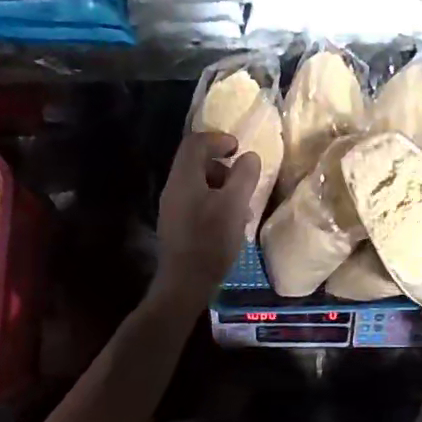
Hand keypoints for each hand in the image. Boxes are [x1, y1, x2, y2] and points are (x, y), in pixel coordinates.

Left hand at [152, 131, 264, 307]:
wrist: (185, 282)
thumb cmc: (211, 240)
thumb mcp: (234, 205)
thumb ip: (244, 177)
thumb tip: (249, 157)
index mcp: (184, 177)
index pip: (195, 142)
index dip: (218, 139)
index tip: (238, 148)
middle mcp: (173, 188)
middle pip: (195, 164)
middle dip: (222, 167)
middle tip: (243, 181)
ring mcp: (172, 209)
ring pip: (197, 186)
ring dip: (221, 189)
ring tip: (241, 208)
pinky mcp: (176, 228)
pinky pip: (195, 205)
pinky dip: (214, 205)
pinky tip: (229, 225)